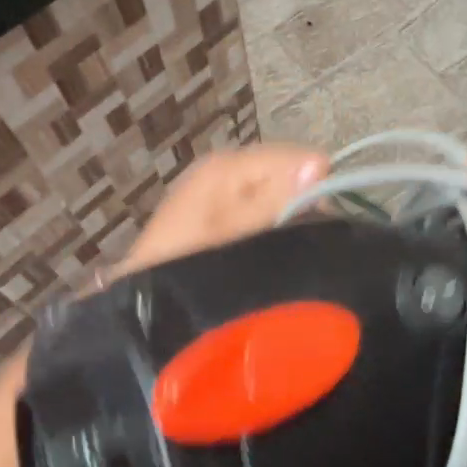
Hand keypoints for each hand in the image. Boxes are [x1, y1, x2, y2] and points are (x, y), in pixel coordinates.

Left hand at [119, 144, 329, 274]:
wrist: (139, 305)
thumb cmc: (185, 263)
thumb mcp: (232, 232)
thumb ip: (274, 200)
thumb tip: (320, 164)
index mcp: (227, 165)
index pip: (296, 160)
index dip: (317, 192)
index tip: (326, 231)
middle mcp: (225, 172)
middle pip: (287, 180)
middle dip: (301, 210)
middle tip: (303, 251)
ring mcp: (221, 195)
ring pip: (276, 201)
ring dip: (287, 228)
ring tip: (287, 262)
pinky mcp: (218, 219)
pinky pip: (261, 218)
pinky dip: (270, 238)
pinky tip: (267, 263)